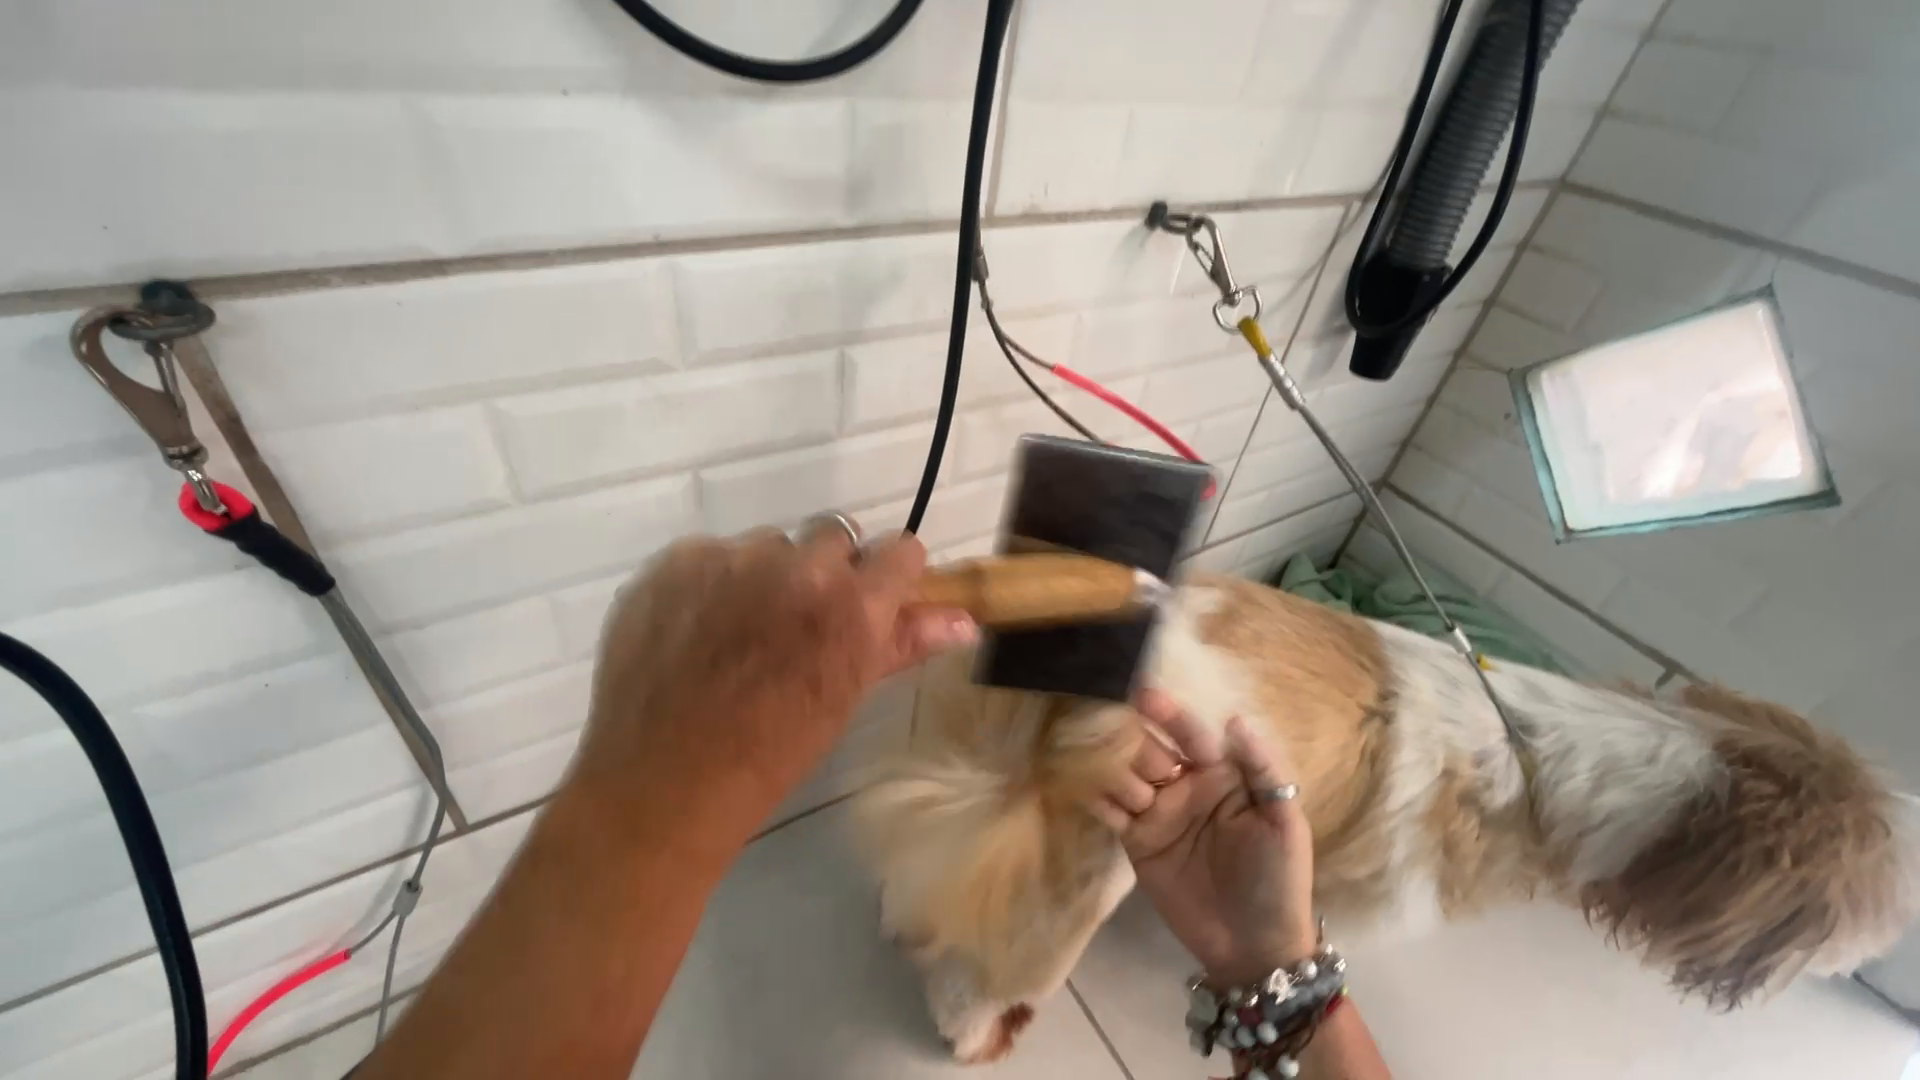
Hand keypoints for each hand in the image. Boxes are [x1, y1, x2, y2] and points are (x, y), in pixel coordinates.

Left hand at [569, 523, 975, 850]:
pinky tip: (697, 629)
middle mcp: (797, 566)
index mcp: (852, 605)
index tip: (873, 600)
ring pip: (770, 545)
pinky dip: (713, 582)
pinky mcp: (676, 560)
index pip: (901, 549)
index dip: (889, 575)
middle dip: (827, 572)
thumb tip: (966, 619)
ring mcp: (731, 558)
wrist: (663, 783)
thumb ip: (904, 643)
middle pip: (835, 535)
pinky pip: (714, 554)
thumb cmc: (772, 753)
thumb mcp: (846, 696)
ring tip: (738, 631)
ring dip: (767, 575)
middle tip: (799, 623)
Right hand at [1094, 693, 1317, 986]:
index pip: (1191, 734)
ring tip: (1100, 765)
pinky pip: (1110, 810)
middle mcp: (1183, 785)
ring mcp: (1156, 811)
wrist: (1254, 947)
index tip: (1145, 695)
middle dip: (1132, 741)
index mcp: (1220, 774)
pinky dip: (1096, 796)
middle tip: (1113, 738)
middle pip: (1149, 749)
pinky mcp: (1135, 840)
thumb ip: (1262, 769)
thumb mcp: (1284, 823)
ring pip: (1125, 775)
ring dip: (1111, 766)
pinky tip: (1082, 784)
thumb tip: (1234, 718)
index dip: (1170, 715)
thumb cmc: (1278, 879)